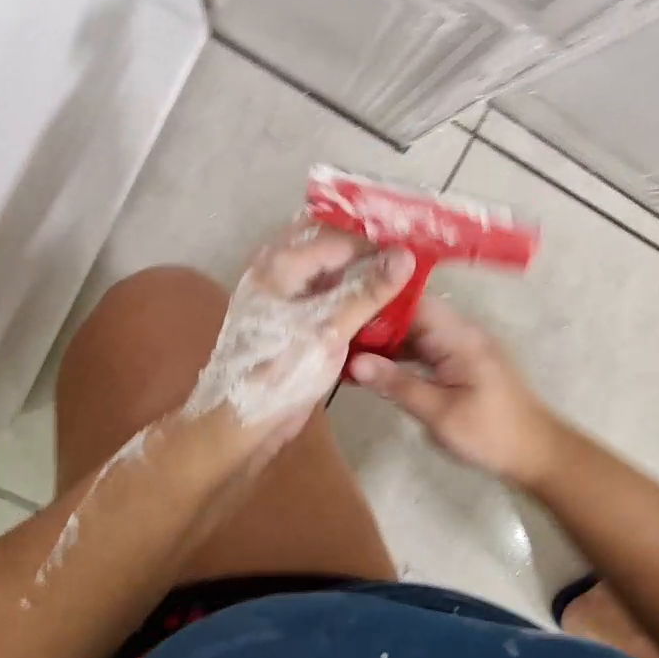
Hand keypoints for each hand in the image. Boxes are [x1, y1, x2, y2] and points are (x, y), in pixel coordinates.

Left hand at [182, 222, 414, 464]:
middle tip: (405, 255)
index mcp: (281, 263)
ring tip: (399, 276)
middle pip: (327, 243)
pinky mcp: (290, 320)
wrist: (243, 422)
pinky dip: (347, 294)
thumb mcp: (329, 330)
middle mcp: (278, 270)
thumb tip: (406, 256)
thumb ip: (367, 291)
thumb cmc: (281, 371)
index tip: (415, 245)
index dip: (377, 238)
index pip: (338, 234)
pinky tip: (376, 304)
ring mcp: (283, 296)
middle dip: (364, 246)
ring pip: (325, 269)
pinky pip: (323, 294)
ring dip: (357, 271)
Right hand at [347, 297, 561, 485]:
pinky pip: (426, 351)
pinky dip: (402, 357)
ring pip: (417, 334)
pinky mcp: (463, 365)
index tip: (342, 310)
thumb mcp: (439, 413)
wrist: (538, 454)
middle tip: (335, 334)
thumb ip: (396, 385)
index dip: (377, 303)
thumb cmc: (491, 434)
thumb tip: (354, 362)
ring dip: (386, 342)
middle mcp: (462, 333)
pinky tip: (376, 369)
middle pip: (412, 316)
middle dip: (375, 323)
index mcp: (460, 337)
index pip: (413, 302)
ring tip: (346, 351)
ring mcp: (464, 348)